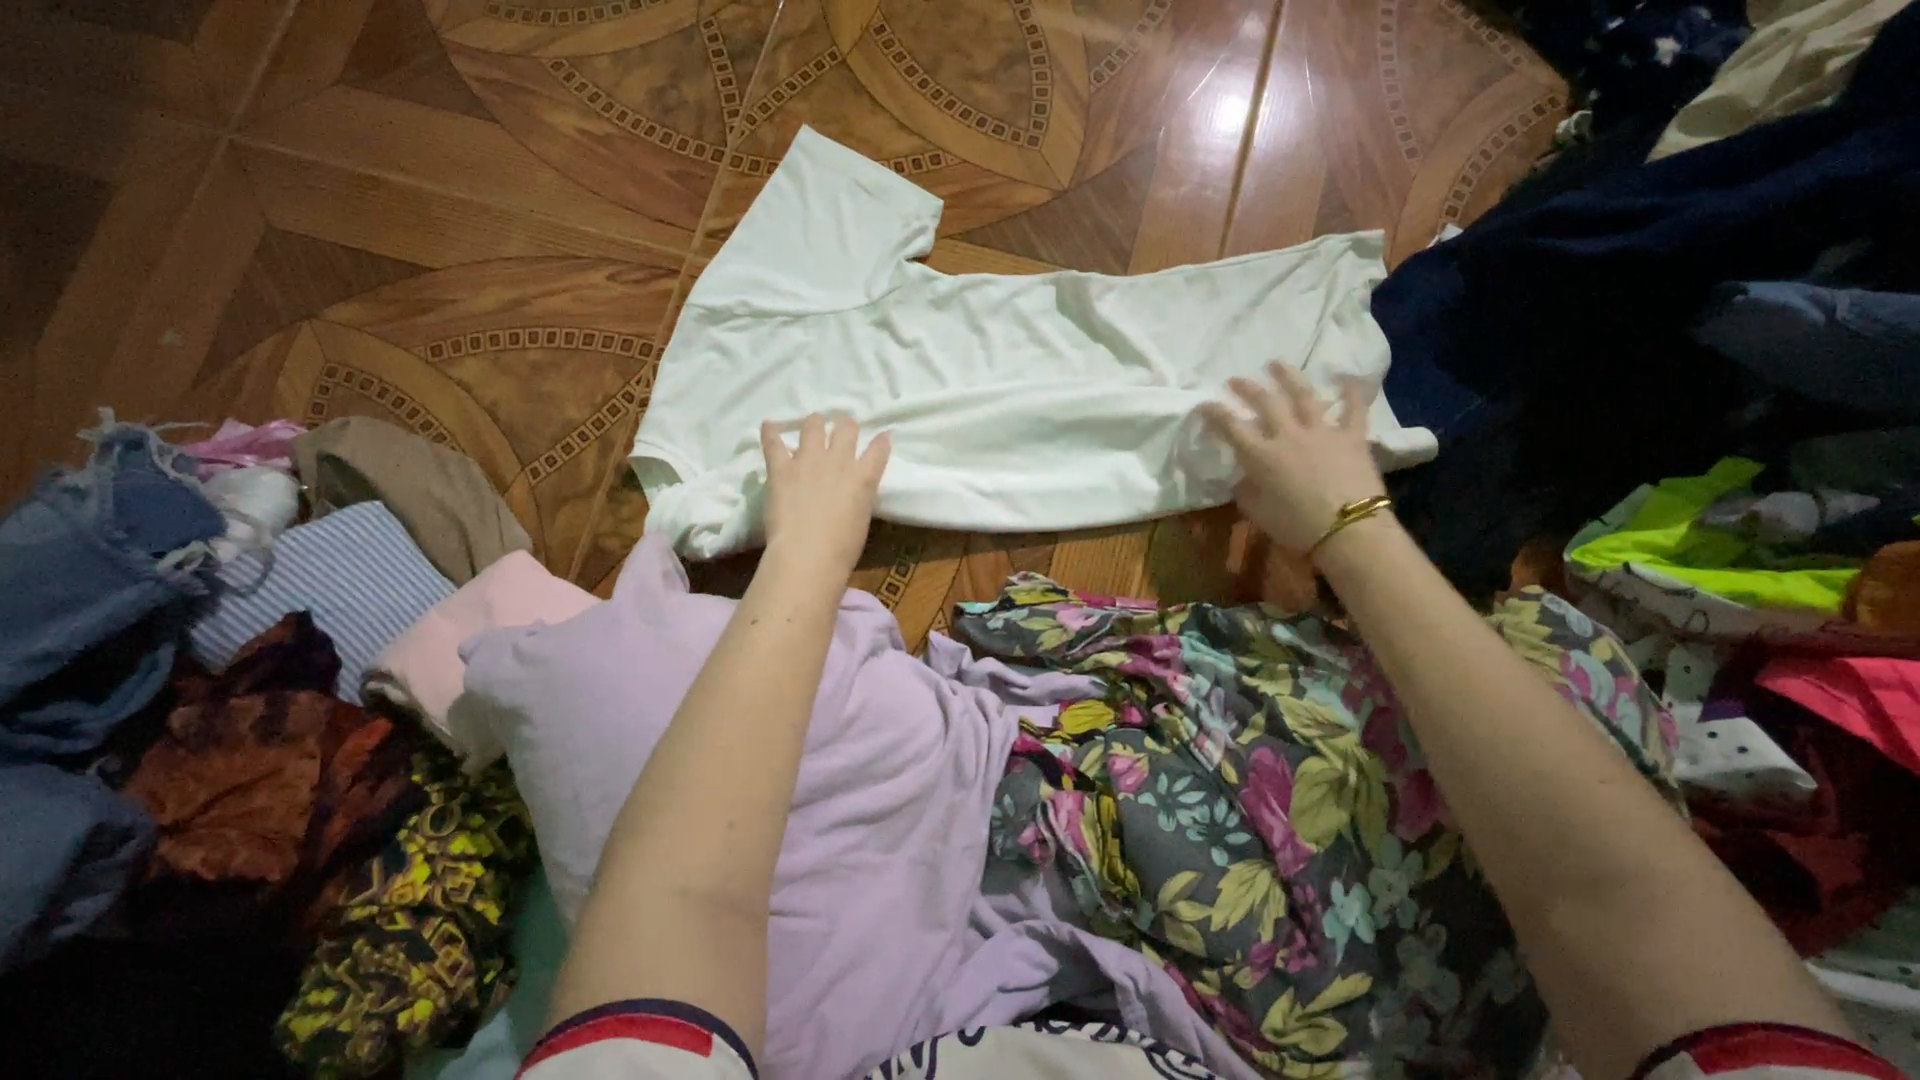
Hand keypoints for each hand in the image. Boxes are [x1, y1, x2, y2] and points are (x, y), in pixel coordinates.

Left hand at [760, 414, 890, 576]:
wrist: (808, 553)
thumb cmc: (842, 548)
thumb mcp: (862, 518)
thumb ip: (859, 497)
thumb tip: (852, 491)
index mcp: (863, 477)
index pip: (878, 450)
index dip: (881, 441)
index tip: (882, 436)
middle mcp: (839, 461)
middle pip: (846, 429)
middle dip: (846, 425)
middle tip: (843, 428)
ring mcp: (809, 460)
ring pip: (814, 426)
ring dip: (814, 423)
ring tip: (813, 424)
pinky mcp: (781, 467)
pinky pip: (774, 442)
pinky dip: (770, 431)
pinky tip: (768, 425)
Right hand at [1198, 363, 1386, 555]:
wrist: (1348, 531)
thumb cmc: (1297, 527)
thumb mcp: (1259, 514)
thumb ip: (1247, 492)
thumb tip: (1243, 480)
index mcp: (1261, 456)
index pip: (1231, 426)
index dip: (1214, 412)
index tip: (1203, 404)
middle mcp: (1288, 435)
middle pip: (1264, 401)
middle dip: (1246, 388)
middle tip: (1235, 379)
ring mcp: (1322, 432)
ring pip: (1303, 395)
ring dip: (1287, 376)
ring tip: (1276, 364)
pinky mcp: (1352, 437)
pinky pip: (1353, 409)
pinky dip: (1351, 392)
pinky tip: (1346, 379)